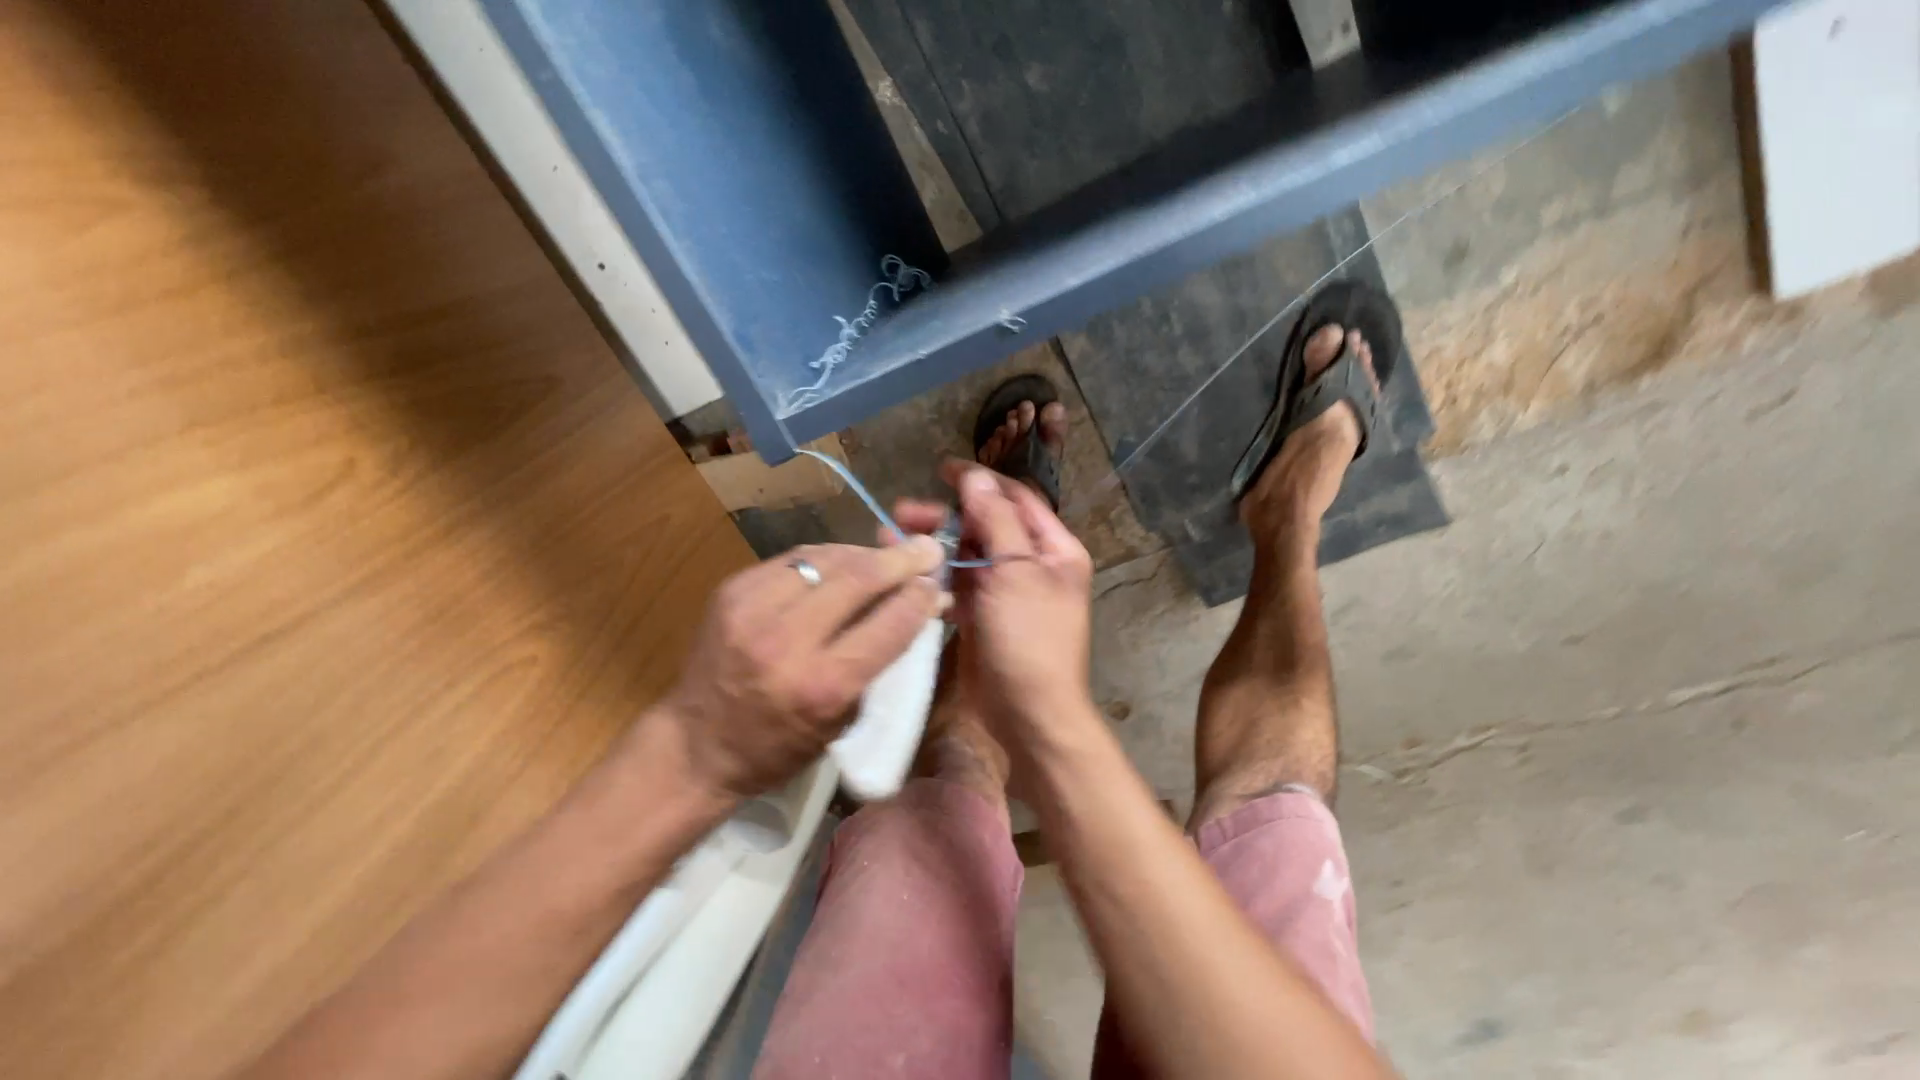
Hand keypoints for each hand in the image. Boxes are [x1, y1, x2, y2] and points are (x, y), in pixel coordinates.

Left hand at [655, 539, 947, 800]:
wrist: (696, 745)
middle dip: (900, 561)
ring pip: (825, 558)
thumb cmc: (779, 748)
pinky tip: (843, 561)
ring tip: (887, 554)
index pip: (889, 624)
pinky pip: (793, 560)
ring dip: (864, 553)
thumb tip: (918, 607)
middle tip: (926, 549)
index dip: (920, 597)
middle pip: (859, 579)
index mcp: (822, 685)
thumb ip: (879, 662)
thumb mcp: (842, 721)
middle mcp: (787, 641)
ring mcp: (753, 609)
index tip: (938, 583)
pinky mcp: (732, 590)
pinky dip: (826, 557)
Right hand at [897, 462, 1094, 733]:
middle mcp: (1031, 564)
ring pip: (966, 554)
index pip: (1016, 499)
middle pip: (985, 524)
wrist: (1029, 714)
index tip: (941, 469)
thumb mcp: (1016, 572)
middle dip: (946, 514)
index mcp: (1054, 549)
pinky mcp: (980, 616)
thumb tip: (975, 477)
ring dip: (933, 543)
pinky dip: (932, 575)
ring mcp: (1004, 592)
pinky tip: (904, 570)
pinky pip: (956, 585)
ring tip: (891, 535)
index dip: (980, 481)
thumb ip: (995, 520)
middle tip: (902, 511)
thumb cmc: (1030, 639)